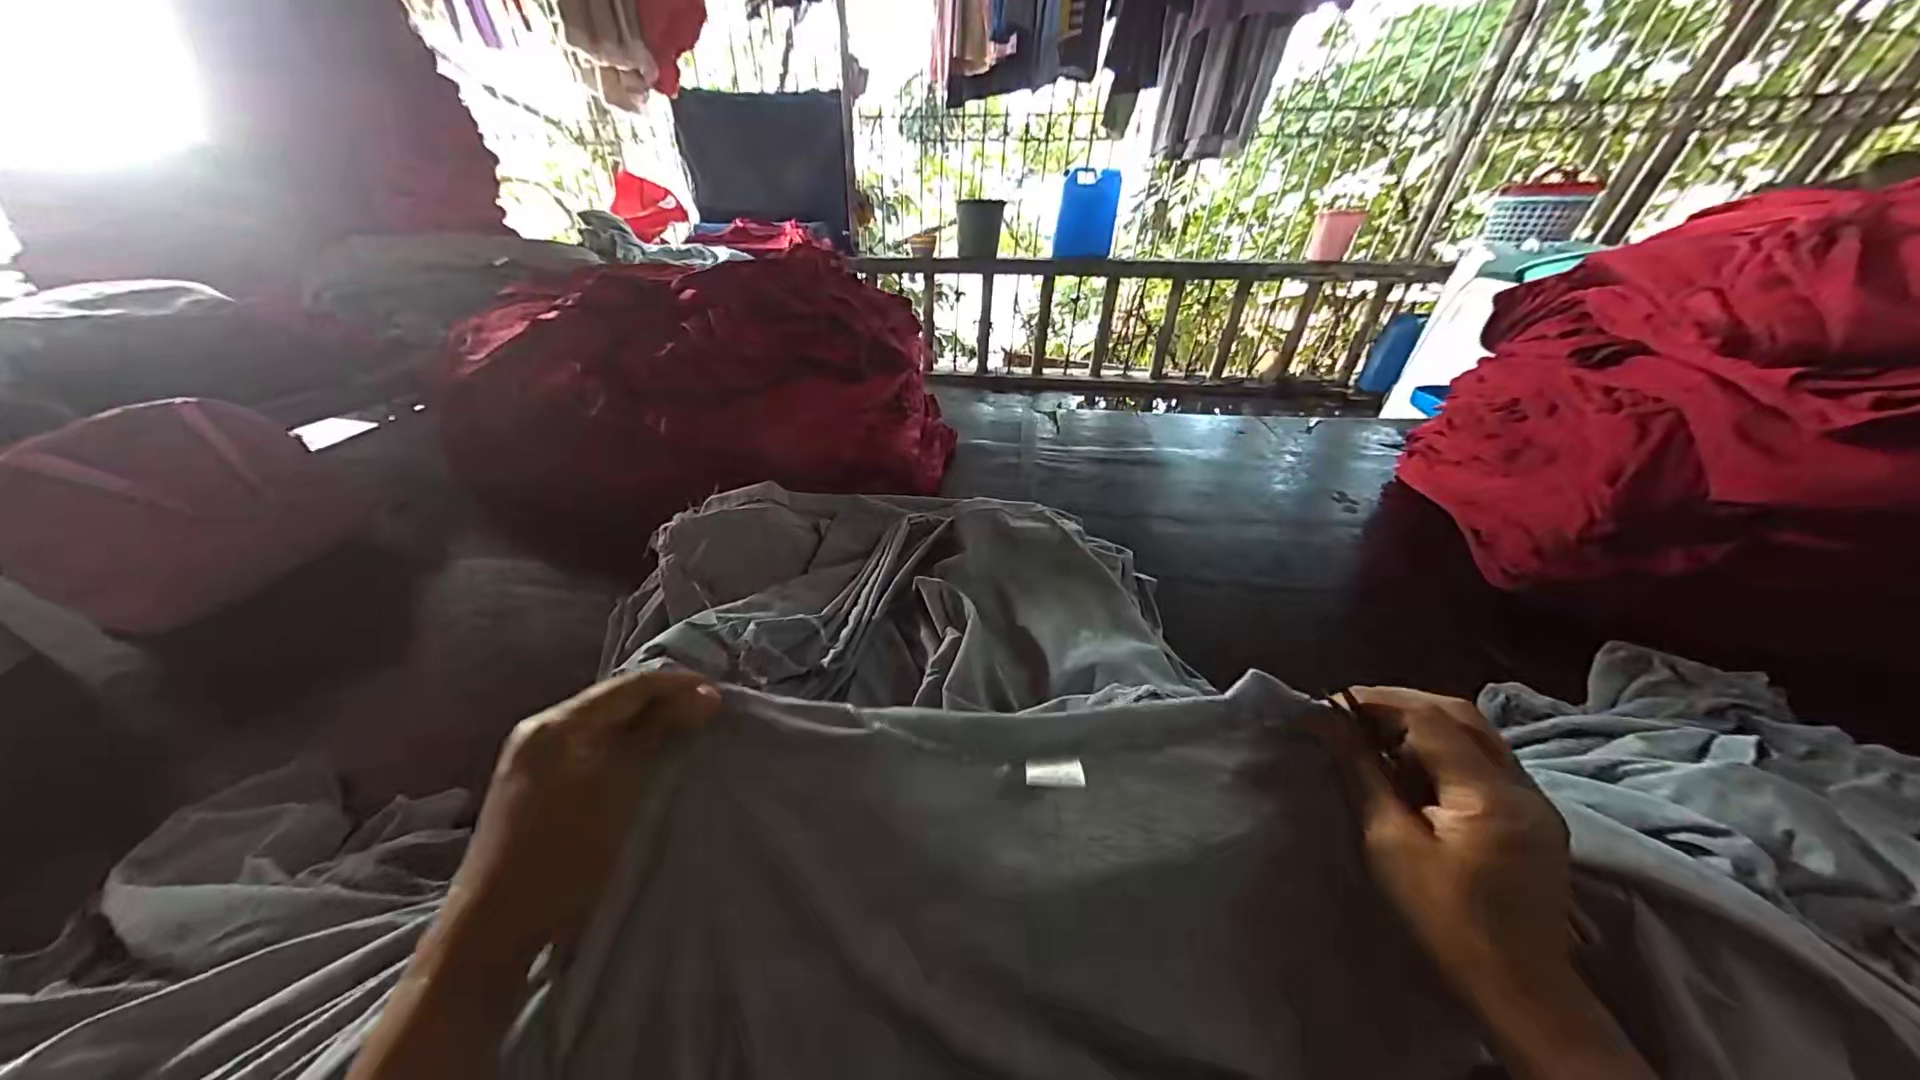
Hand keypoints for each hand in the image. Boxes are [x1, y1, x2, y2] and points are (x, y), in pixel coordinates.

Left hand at [450, 669, 721, 953]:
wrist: (497, 927)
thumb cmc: (567, 855)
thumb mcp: (623, 787)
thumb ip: (659, 734)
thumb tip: (706, 697)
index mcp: (559, 724)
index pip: (631, 685)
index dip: (679, 684)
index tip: (720, 697)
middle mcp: (542, 725)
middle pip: (616, 696)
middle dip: (665, 698)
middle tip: (709, 710)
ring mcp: (533, 750)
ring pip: (604, 716)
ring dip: (646, 717)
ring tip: (687, 725)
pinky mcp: (533, 774)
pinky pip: (590, 737)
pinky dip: (624, 736)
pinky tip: (647, 748)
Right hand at [1321, 687, 1653, 1079]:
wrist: (1518, 993)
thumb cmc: (1443, 921)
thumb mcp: (1389, 843)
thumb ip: (1361, 772)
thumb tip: (1325, 720)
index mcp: (1492, 794)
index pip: (1430, 720)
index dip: (1377, 703)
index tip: (1330, 705)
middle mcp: (1523, 787)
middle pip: (1459, 717)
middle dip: (1399, 706)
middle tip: (1349, 715)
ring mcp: (1534, 802)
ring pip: (1474, 735)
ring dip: (1419, 724)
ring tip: (1371, 736)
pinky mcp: (1531, 817)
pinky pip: (1482, 760)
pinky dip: (1440, 748)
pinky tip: (1407, 765)